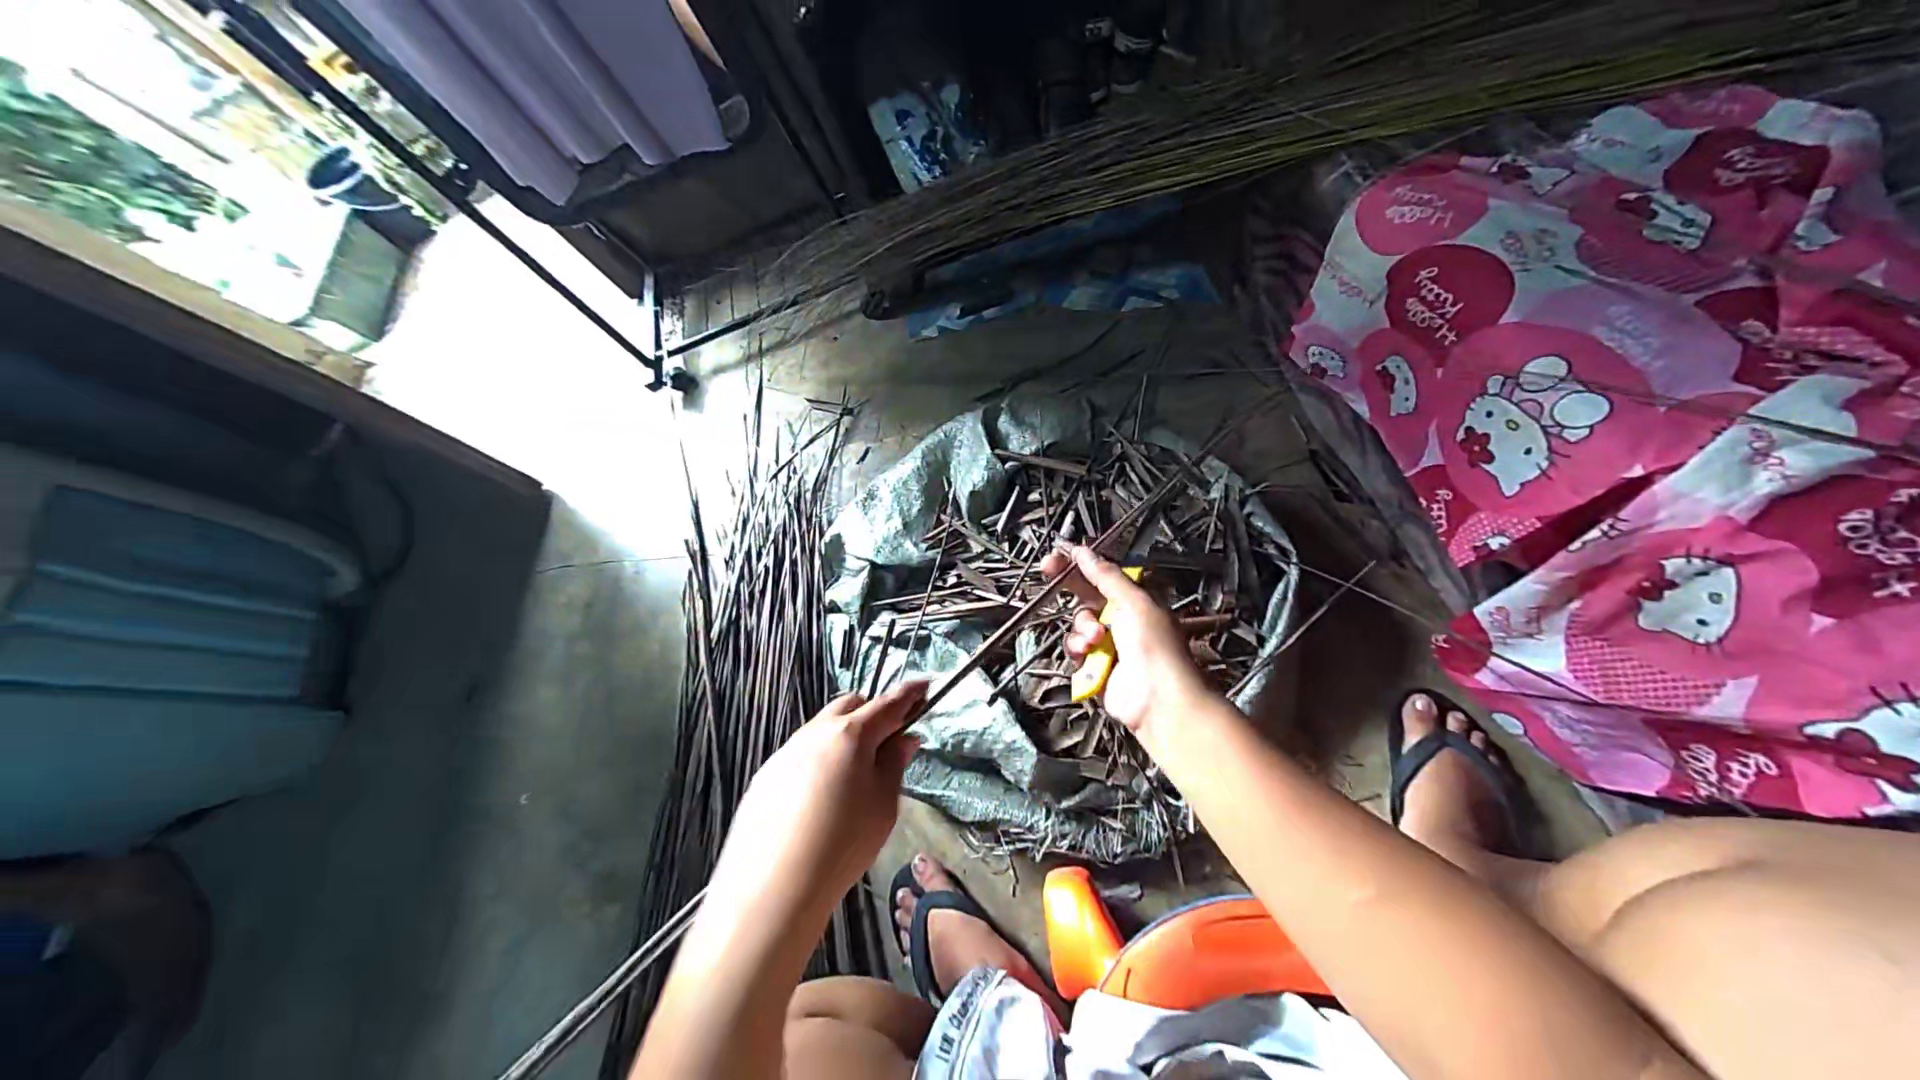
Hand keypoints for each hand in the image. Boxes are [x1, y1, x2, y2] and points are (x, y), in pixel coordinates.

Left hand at [709, 681, 926, 914]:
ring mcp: (786, 751)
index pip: (888, 704)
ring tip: (854, 776)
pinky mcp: (766, 775)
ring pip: (822, 728)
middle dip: (873, 711)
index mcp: (851, 734)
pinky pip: (801, 753)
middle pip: (850, 705)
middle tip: (889, 739)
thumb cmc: (843, 842)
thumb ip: (894, 763)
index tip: (923, 687)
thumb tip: (903, 738)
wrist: (774, 884)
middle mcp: (816, 732)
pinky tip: (821, 797)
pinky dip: (820, 759)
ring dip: (844, 737)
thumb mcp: (884, 804)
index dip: (909, 694)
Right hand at [1040, 545, 1211, 748]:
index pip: (1104, 574)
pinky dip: (1078, 649)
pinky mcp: (1095, 666)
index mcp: (1136, 599)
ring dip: (1082, 626)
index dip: (1083, 562)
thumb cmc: (1154, 646)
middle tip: (1048, 568)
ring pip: (1078, 622)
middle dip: (1068, 583)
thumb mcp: (1134, 601)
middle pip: (1087, 594)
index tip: (1061, 552)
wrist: (1158, 698)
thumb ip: (1106, 575)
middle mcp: (1122, 619)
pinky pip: (1075, 648)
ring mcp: (1108, 643)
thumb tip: (1084, 552)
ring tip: (1096, 638)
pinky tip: (1088, 653)